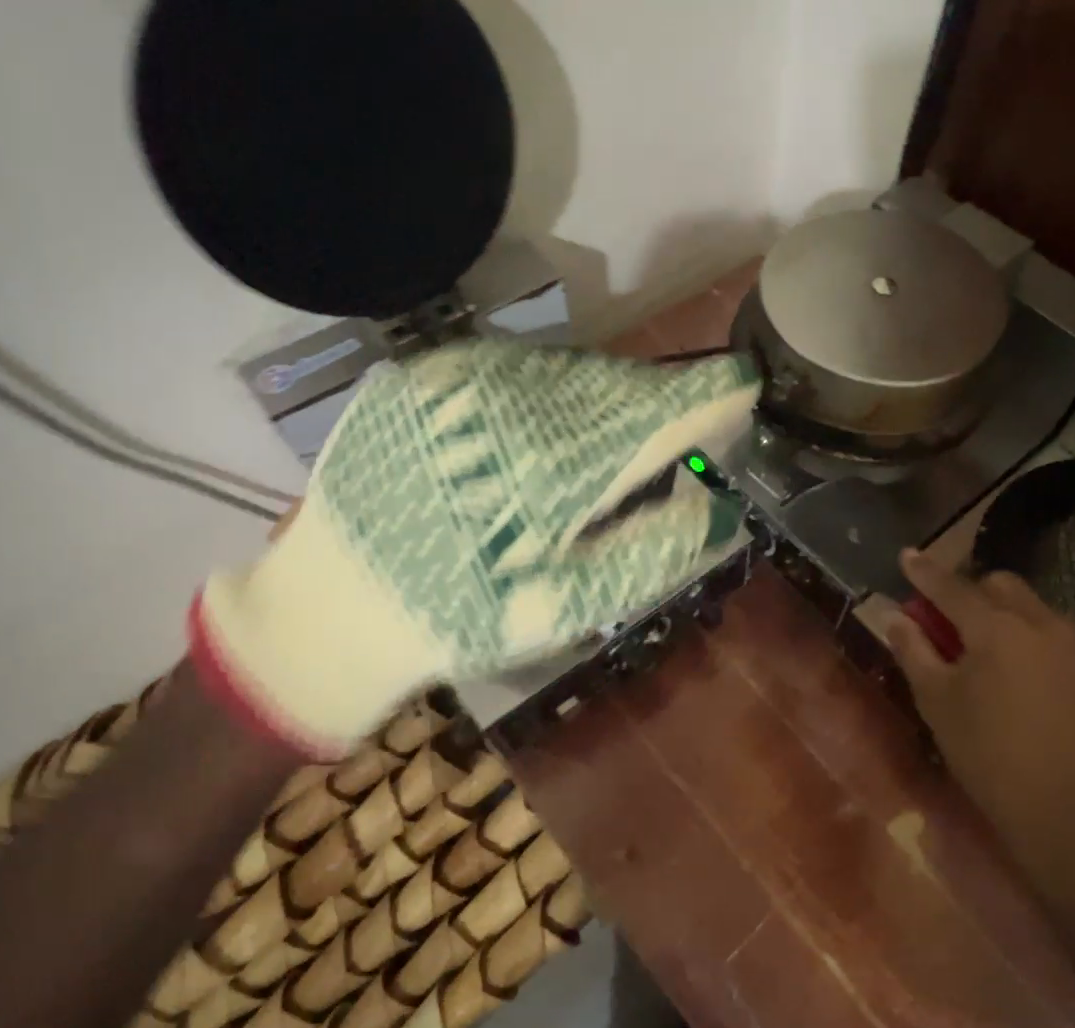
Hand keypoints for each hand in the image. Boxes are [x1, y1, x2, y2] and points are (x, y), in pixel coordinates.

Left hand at [190, 342, 759, 757]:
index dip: (711, 396)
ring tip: (603, 437)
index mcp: (555, 468)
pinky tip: (537, 428)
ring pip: (566, 368)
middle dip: (656, 401)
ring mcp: (456, 380)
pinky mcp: (419, 373)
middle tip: (676, 425)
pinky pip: (512, 365)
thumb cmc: (459, 615)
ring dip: (601, 394)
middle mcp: (510, 402)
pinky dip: (545, 389)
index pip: (659, 412)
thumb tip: (718, 509)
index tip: (744, 387)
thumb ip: (650, 554)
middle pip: (617, 383)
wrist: (330, 606)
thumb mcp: (566, 608)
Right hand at [883, 550, 1074, 909]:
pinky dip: (1034, 641)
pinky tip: (1025, 675)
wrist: (1064, 811)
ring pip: (1035, 609)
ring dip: (1006, 614)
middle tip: (948, 618)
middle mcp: (1042, 623)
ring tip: (988, 649)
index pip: (953, 587)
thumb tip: (896, 617)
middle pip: (1002, 585)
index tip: (907, 555)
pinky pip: (1059, 638)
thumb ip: (914, 651)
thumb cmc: (987, 754)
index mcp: (996, 627)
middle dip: (972, 591)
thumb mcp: (937, 702)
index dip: (926, 572)